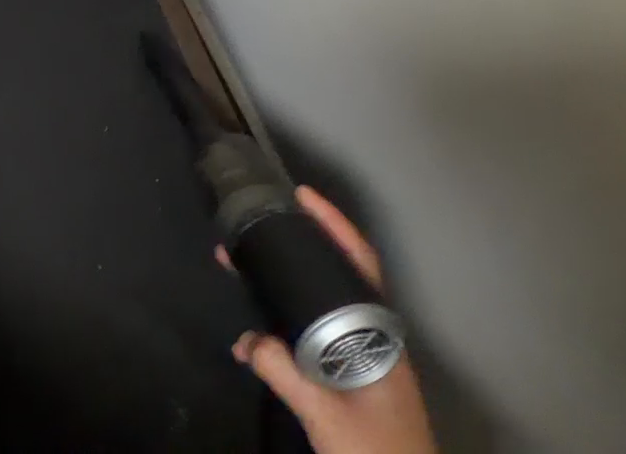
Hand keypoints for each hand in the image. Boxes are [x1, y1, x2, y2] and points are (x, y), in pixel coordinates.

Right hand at [220, 186, 437, 453]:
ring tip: (248, 266)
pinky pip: (317, 330)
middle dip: (302, 246)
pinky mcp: (352, 377)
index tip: (302, 197)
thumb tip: (246, 339)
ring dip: (289, 282)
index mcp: (379, 337)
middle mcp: (375, 339)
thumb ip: (285, 372)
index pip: (360, 265)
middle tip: (262, 224)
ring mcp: (365, 358)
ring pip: (325, 303)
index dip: (334, 226)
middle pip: (339, 275)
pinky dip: (288, 317)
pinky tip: (262, 327)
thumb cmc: (375, 450)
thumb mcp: (325, 413)